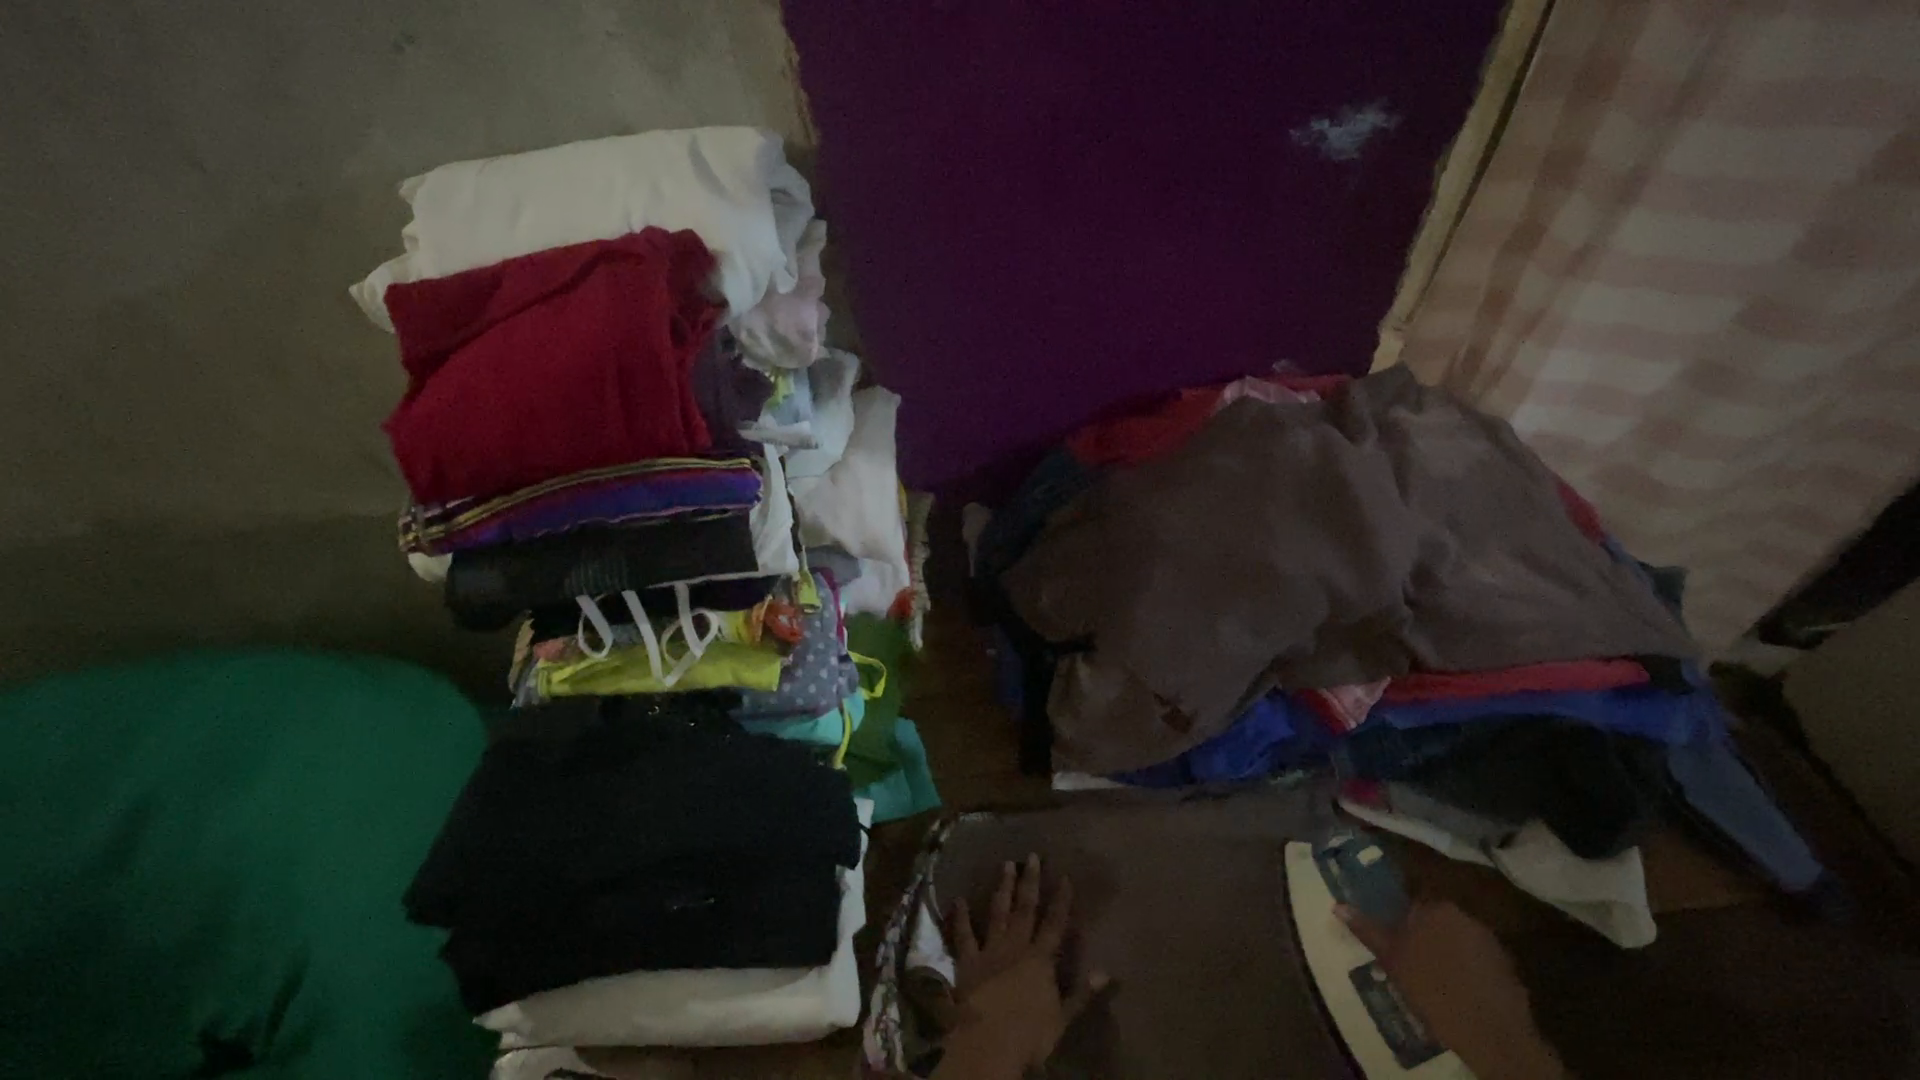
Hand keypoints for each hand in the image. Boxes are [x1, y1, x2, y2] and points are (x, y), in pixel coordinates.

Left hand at [933, 854, 1107, 1079]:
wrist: (988, 1043)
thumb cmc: (1029, 1035)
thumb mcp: (1062, 1018)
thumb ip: (1082, 993)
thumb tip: (1107, 972)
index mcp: (1040, 959)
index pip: (1055, 923)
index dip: (1061, 900)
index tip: (1064, 876)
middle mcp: (1016, 947)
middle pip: (1025, 909)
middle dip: (1030, 881)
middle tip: (1031, 855)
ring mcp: (990, 951)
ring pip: (997, 913)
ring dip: (1002, 889)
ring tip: (1005, 864)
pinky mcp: (967, 962)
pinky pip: (963, 936)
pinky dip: (961, 917)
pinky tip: (958, 899)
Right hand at [1339, 900, 1568, 1079]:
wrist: (1491, 1032)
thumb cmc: (1432, 988)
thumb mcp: (1391, 959)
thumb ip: (1367, 929)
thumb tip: (1338, 905)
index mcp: (1436, 908)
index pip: (1413, 904)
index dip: (1402, 924)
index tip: (1395, 944)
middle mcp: (1465, 917)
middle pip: (1437, 922)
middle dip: (1425, 939)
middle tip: (1410, 965)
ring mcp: (1490, 943)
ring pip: (1458, 943)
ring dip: (1446, 956)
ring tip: (1433, 984)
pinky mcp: (1507, 969)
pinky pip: (1478, 963)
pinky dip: (1467, 973)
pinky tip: (1458, 995)